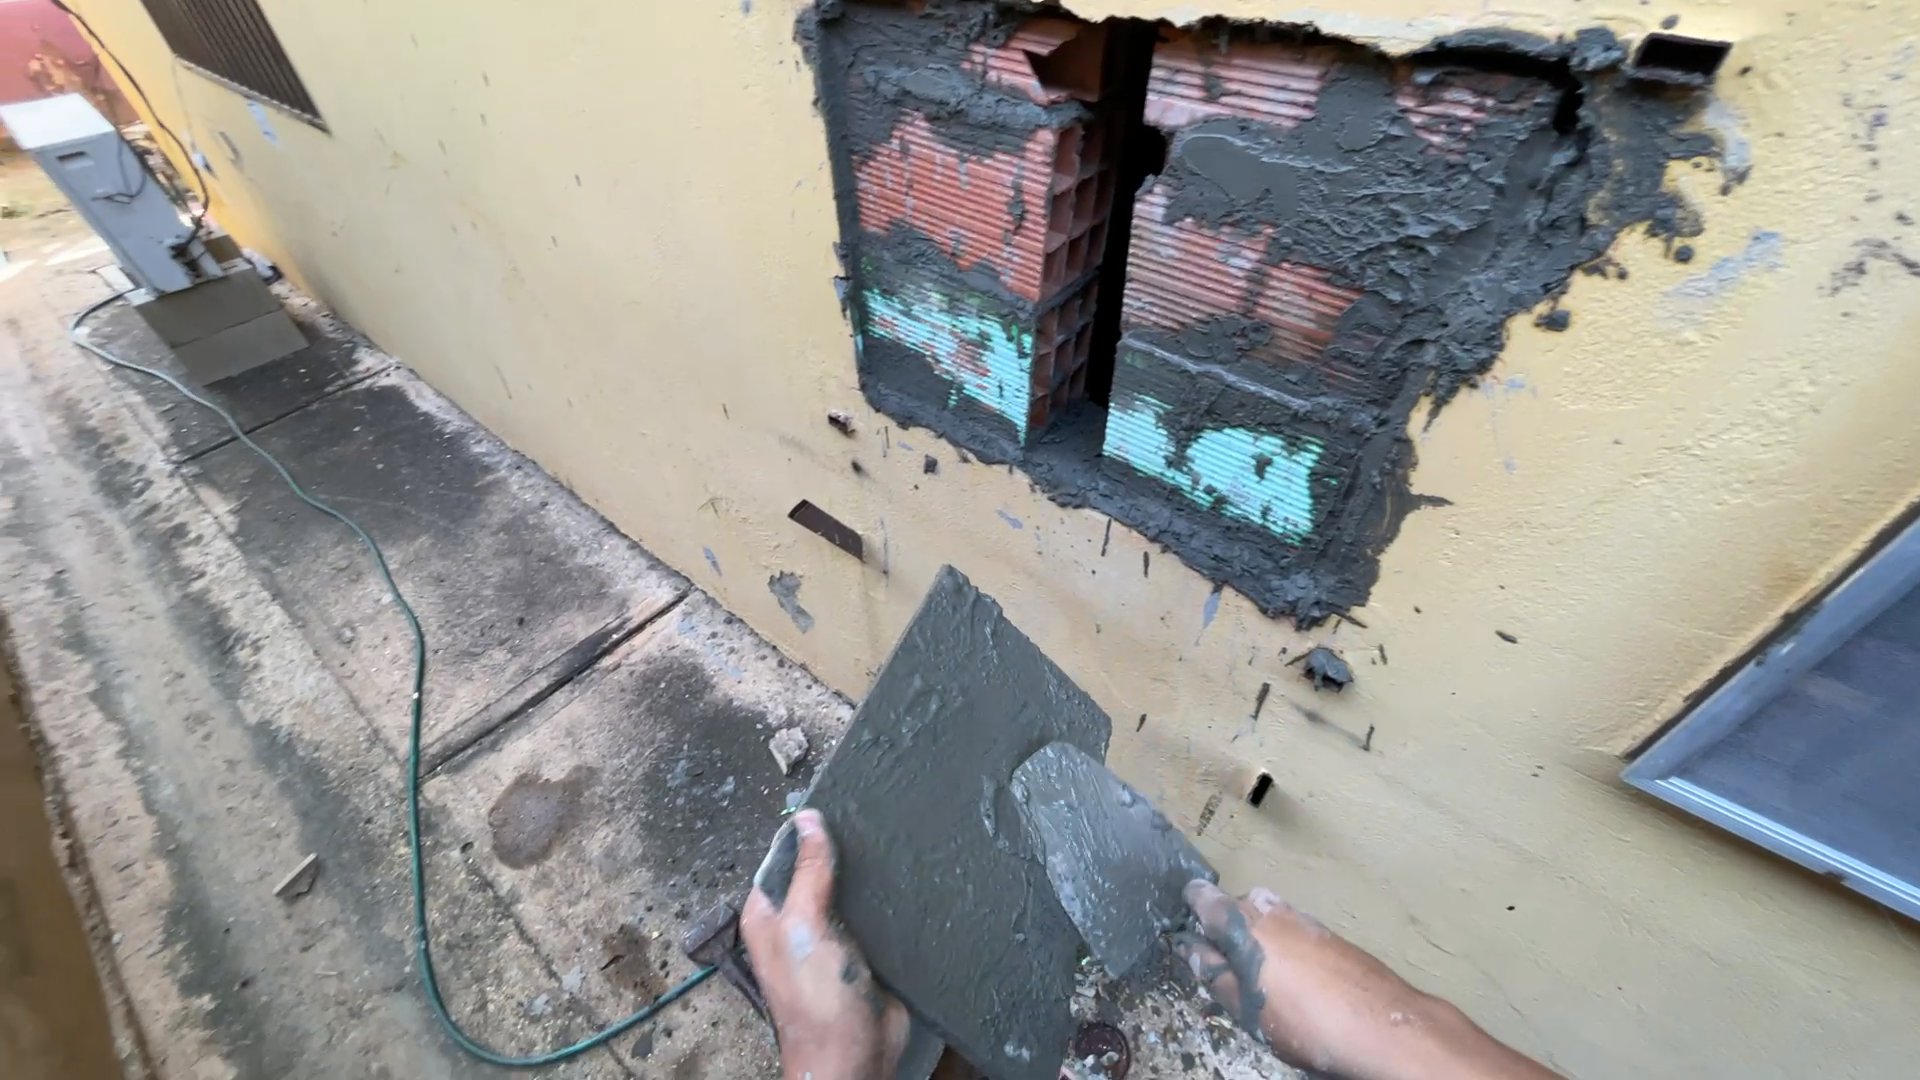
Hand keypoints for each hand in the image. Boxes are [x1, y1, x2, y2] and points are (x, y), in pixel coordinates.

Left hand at [741, 809, 909, 1079]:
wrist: (857, 1061)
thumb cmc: (817, 999)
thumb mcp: (804, 927)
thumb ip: (809, 871)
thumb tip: (808, 816)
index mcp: (770, 912)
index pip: (786, 852)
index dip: (810, 828)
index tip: (842, 801)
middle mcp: (798, 918)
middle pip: (821, 865)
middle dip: (844, 845)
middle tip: (876, 814)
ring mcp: (832, 933)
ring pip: (850, 884)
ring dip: (869, 868)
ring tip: (896, 834)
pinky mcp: (864, 945)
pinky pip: (874, 907)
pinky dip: (887, 891)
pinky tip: (907, 870)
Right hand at [1175, 881, 1559, 1079]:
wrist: (1384, 1025)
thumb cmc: (1303, 1018)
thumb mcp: (1245, 1007)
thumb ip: (1212, 974)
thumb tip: (1189, 948)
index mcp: (1236, 918)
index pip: (1198, 894)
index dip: (1189, 913)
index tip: (1191, 938)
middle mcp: (1264, 905)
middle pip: (1231, 908)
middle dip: (1226, 932)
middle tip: (1231, 972)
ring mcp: (1299, 915)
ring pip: (1264, 921)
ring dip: (1259, 942)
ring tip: (1268, 983)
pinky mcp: (1327, 932)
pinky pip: (1292, 933)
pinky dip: (1287, 950)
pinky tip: (1300, 985)